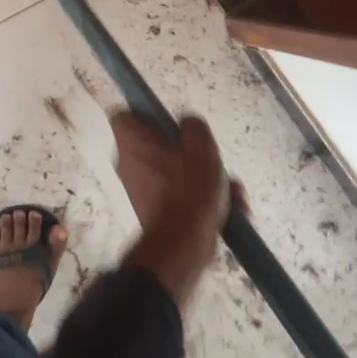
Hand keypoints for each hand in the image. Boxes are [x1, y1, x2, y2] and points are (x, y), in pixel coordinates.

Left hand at [112, 112, 241, 306]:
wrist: (181, 243)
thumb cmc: (189, 189)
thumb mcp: (201, 148)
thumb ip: (193, 126)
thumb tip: (186, 123)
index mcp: (128, 139)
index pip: (126, 114)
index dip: (149, 115)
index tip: (174, 126)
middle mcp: (126, 159)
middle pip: (158, 144)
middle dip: (192, 153)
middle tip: (214, 163)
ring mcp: (137, 184)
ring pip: (173, 169)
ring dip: (204, 177)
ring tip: (231, 191)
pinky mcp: (151, 206)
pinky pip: (175, 191)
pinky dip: (198, 196)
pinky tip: (230, 208)